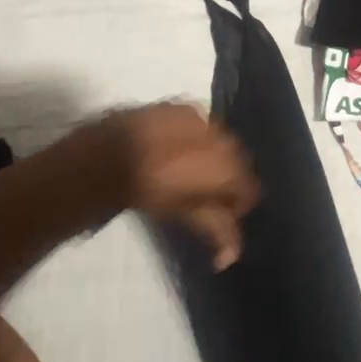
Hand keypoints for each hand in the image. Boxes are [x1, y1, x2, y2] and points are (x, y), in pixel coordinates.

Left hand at [107, 103, 257, 269]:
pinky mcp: (183, 105)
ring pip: (221, 139)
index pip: (251, 187)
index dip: (239, 204)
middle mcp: (223, 137)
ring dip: (214, 155)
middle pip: (238, 160)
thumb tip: (230, 256)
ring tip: (190, 169)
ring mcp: (203, 117)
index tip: (224, 213)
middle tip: (207, 193)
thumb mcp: (185, 213)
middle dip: (229, 177)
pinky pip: (202, 122)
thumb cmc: (149, 190)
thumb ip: (216, 230)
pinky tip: (177, 148)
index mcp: (228, 166)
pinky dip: (198, 136)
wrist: (109, 155)